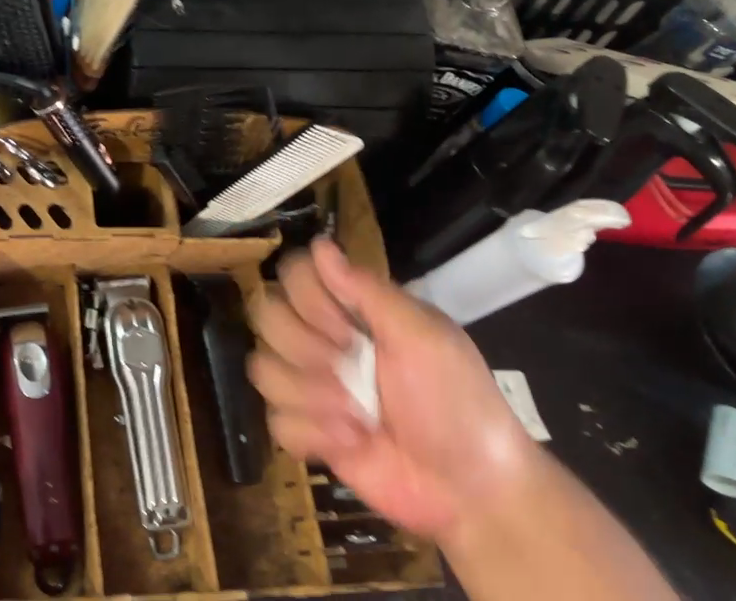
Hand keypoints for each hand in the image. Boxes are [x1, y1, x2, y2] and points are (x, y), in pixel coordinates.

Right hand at [249, 237, 541, 541]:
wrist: (471, 489)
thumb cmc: (457, 402)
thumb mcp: (424, 336)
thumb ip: (368, 290)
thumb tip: (321, 245)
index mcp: (353, 312)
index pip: (294, 277)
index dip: (308, 300)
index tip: (347, 328)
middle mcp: (325, 342)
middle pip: (267, 318)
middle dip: (306, 350)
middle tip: (350, 372)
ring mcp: (313, 388)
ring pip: (264, 370)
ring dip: (311, 397)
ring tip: (357, 419)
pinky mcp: (308, 434)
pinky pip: (275, 421)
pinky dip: (312, 434)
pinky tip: (350, 443)